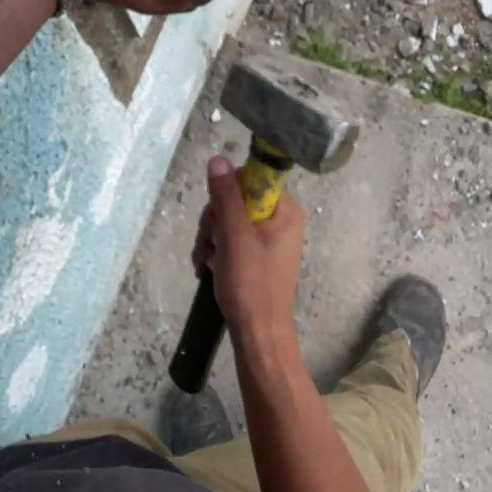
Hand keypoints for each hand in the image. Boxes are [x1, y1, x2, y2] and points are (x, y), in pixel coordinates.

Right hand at [193, 156, 303, 340]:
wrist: (258, 333)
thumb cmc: (249, 282)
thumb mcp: (233, 235)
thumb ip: (225, 196)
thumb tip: (219, 159)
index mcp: (284, 210)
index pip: (249, 180)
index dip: (226, 195)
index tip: (217, 218)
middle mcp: (281, 220)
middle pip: (236, 200)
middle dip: (214, 222)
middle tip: (209, 245)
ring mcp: (270, 239)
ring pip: (229, 221)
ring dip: (211, 239)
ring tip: (206, 262)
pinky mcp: (259, 256)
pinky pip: (233, 240)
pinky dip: (218, 251)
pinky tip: (208, 267)